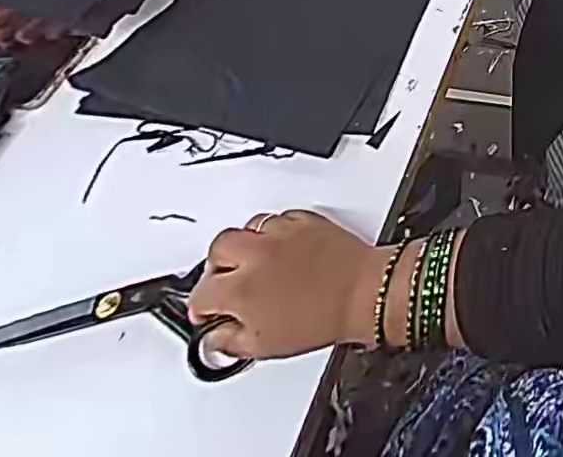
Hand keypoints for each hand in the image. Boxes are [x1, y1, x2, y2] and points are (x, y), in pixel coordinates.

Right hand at [188, 210, 377, 359]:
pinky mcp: (308, 220)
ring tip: (256, 261)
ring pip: (251, 226)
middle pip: (220, 246)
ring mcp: (285, 233)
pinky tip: (282, 246)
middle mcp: (259, 254)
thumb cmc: (322, 318)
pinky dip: (277, 230)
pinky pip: (283, 217)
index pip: (200, 292)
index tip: (210, 311)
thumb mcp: (264, 346)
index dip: (202, 306)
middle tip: (227, 280)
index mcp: (241, 288)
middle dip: (218, 265)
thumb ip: (229, 340)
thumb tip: (214, 336)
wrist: (362, 293)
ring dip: (248, 243)